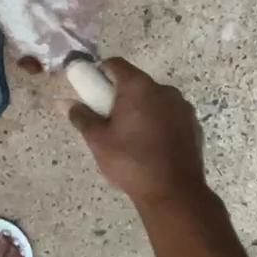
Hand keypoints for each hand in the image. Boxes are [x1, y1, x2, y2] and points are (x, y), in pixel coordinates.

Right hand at [68, 58, 211, 210]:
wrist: (173, 192)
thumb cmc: (130, 161)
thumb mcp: (97, 140)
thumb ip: (81, 116)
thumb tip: (64, 102)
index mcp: (139, 87)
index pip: (115, 64)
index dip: (99, 72)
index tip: (90, 91)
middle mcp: (164, 90)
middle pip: (135, 82)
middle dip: (119, 95)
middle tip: (106, 119)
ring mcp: (182, 107)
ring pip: (153, 99)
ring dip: (139, 109)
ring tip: (129, 136)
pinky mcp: (193, 124)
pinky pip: (168, 115)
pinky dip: (156, 122)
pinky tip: (149, 145)